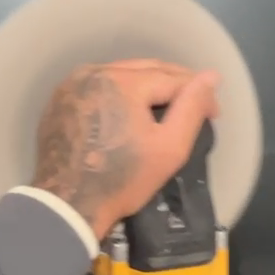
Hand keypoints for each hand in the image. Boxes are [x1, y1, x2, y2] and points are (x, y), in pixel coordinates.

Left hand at [29, 59, 220, 239]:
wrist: (66, 205)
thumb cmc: (122, 179)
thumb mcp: (169, 148)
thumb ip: (191, 108)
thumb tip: (211, 76)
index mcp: (122, 81)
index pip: (172, 78)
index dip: (198, 93)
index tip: (214, 113)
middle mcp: (94, 72)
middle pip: (145, 69)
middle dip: (174, 84)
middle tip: (195, 105)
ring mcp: (72, 84)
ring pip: (121, 74)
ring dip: (146, 86)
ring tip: (165, 107)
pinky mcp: (59, 99)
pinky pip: (99, 86)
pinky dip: (118, 94)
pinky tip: (130, 111)